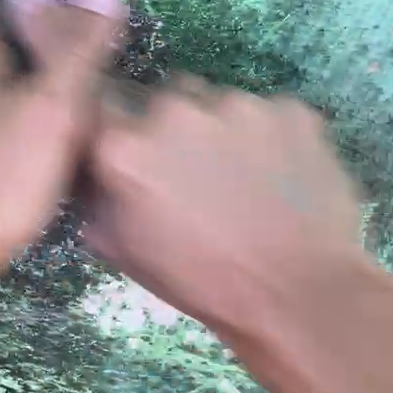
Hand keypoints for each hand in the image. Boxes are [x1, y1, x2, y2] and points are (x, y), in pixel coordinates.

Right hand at [81, 79, 363, 332]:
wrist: (294, 293)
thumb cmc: (197, 278)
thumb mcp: (122, 249)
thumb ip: (98, 200)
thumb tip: (99, 177)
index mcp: (125, 147)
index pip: (103, 108)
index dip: (117, 130)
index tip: (132, 154)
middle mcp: (174, 111)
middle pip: (161, 100)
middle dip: (169, 128)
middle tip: (189, 172)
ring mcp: (237, 105)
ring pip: (217, 104)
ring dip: (218, 130)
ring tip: (239, 177)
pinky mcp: (291, 110)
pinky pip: (268, 113)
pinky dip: (267, 137)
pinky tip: (276, 176)